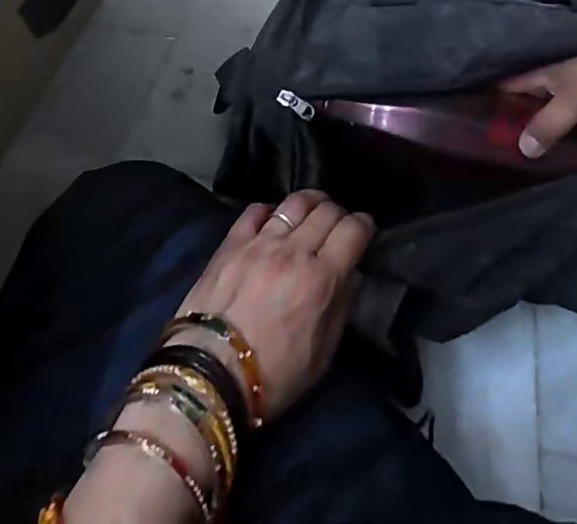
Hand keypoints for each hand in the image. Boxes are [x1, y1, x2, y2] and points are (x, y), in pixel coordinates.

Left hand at [171, 190, 372, 422]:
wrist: (211, 370)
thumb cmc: (274, 374)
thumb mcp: (322, 354)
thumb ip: (340, 308)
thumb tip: (349, 275)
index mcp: (322, 278)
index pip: (352, 231)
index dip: (364, 225)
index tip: (365, 229)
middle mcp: (294, 251)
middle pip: (325, 211)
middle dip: (339, 212)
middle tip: (339, 223)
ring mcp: (260, 242)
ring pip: (293, 202)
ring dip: (310, 202)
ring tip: (313, 209)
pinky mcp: (232, 242)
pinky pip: (255, 210)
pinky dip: (270, 209)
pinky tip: (273, 218)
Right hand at [502, 46, 576, 156]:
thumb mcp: (570, 103)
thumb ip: (546, 125)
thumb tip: (521, 150)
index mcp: (545, 72)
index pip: (510, 83)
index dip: (493, 95)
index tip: (476, 111)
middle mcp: (557, 78)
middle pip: (528, 95)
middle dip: (514, 111)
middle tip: (497, 134)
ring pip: (549, 106)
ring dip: (538, 120)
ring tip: (523, 141)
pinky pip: (567, 115)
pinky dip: (559, 125)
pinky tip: (554, 137)